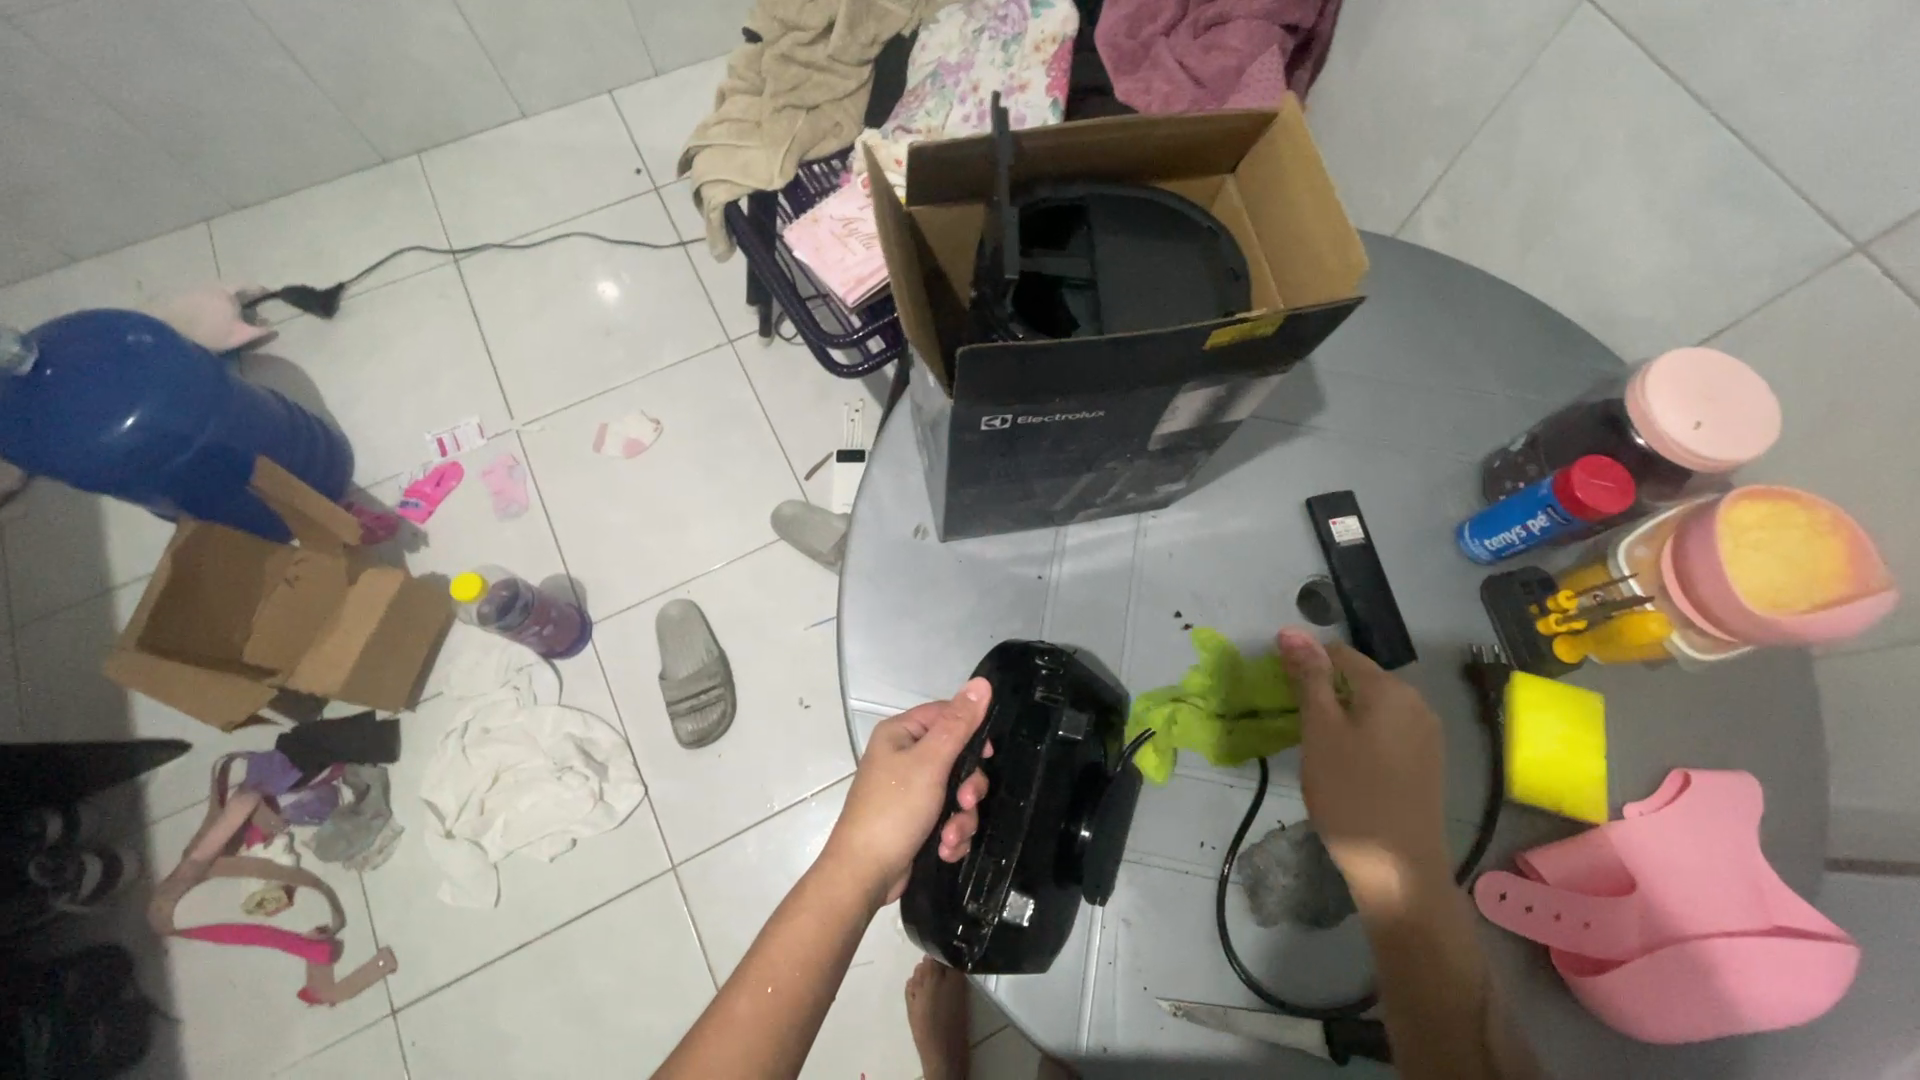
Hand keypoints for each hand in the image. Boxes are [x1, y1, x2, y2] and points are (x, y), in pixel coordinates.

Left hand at [821, 679, 993, 905]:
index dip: (971, 732)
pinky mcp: (916, 822)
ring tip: (950, 836)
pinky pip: (948, 818)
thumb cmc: (894, 810)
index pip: (946, 715)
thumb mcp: (930, 763)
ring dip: (961, 818)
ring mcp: (909, 792)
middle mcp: (903, 758)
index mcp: (900, 734)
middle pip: (957, 757)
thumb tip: (982, 681)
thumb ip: (958, 724)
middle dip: (968, 787)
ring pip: (957, 793)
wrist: (864, 874)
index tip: (987, 755)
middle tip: (965, 802)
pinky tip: (945, 850)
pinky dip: (951, 835)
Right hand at [1276, 628, 1450, 919]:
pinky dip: (1361, 737)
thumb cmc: (1350, 793)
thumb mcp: (1319, 731)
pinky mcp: (1427, 762)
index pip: (1338, 653)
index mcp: (1389, 688)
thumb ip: (1307, 678)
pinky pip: (1386, 731)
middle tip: (1298, 728)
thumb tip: (1291, 630)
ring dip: (1341, 717)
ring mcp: (1427, 733)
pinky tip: (1347, 766)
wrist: (1399, 869)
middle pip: (1358, 679)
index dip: (1305, 666)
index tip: (1283, 697)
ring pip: (1371, 707)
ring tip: (1318, 749)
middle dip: (1324, 692)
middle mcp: (1416, 702)